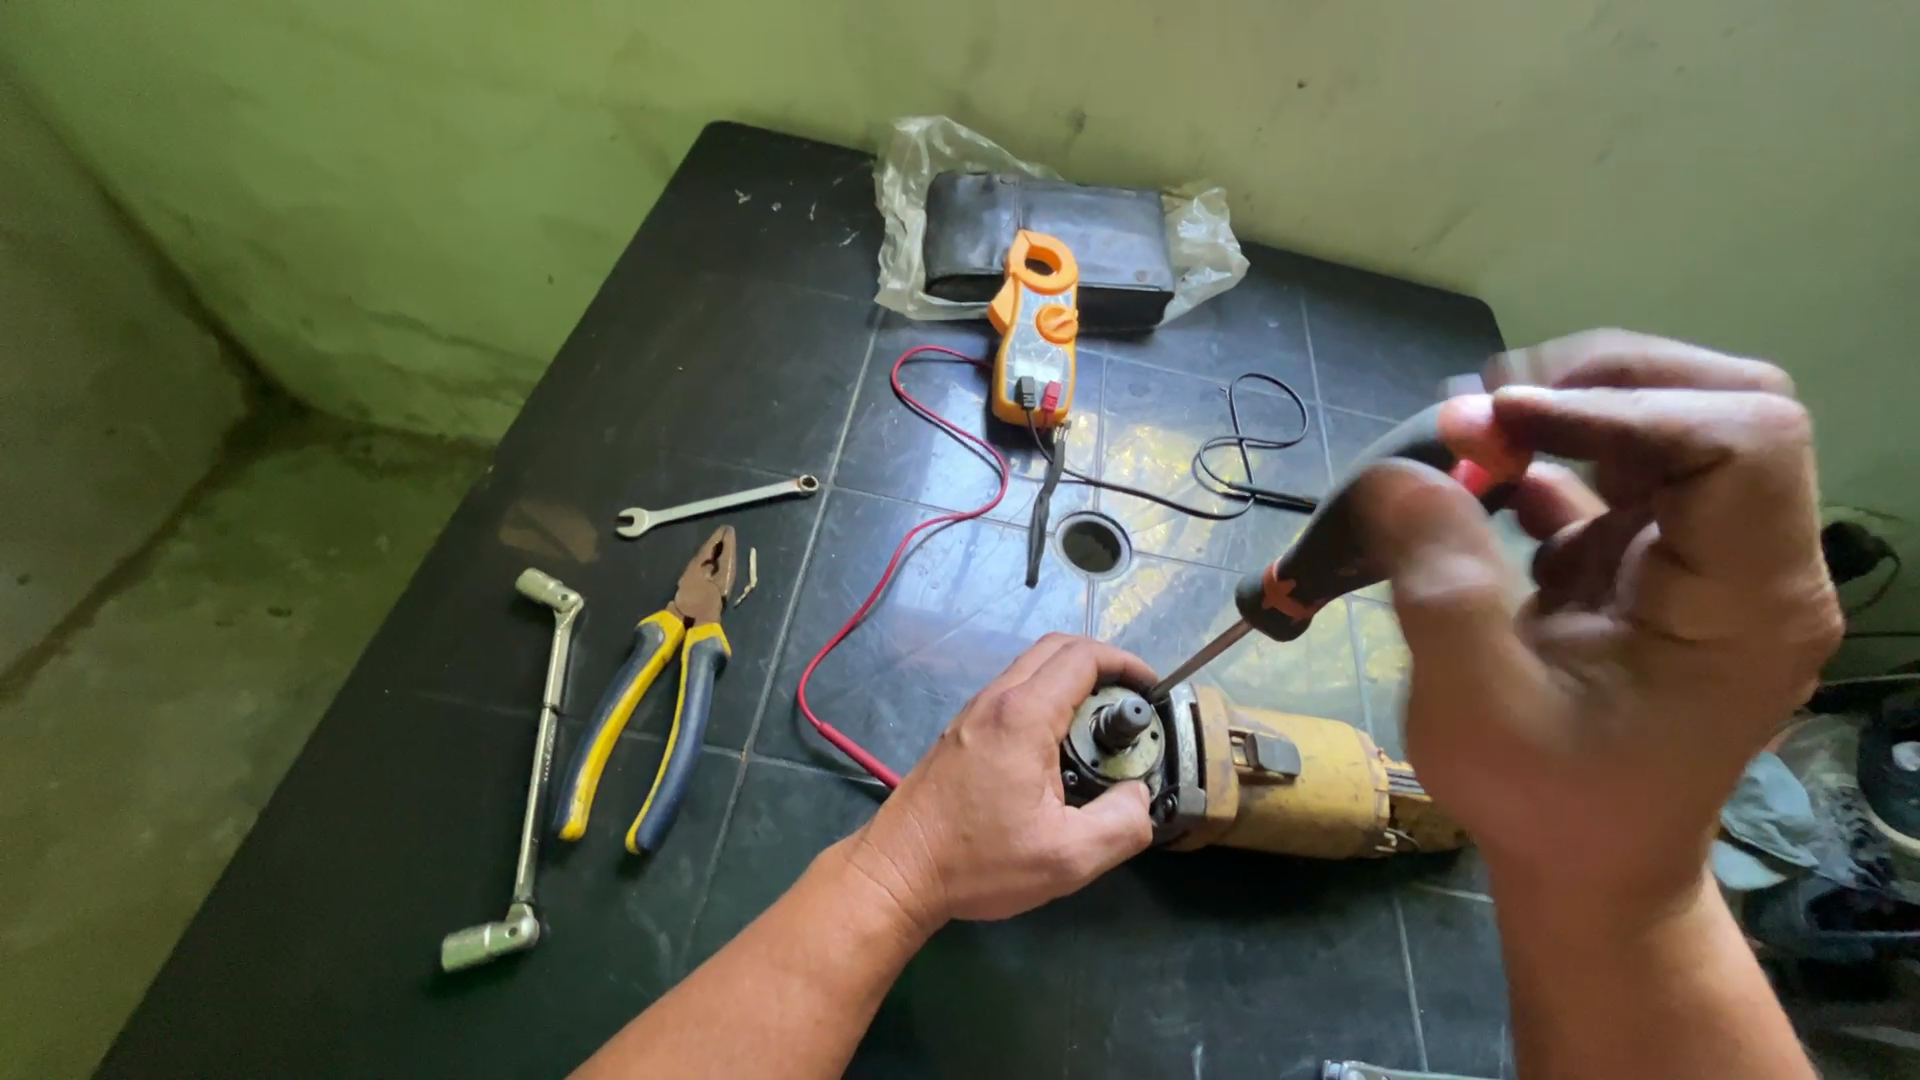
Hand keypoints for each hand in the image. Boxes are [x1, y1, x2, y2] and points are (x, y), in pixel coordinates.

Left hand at [841, 634, 1156, 932]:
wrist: (899, 869)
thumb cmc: (979, 863)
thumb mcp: (1067, 858)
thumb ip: (1121, 824)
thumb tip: (1139, 795)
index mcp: (1023, 716)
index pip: (1081, 657)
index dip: (1124, 662)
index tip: (1151, 689)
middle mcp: (996, 699)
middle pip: (1056, 648)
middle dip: (1102, 662)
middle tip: (1130, 703)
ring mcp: (974, 711)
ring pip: (1032, 667)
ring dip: (1072, 680)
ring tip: (1101, 727)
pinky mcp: (963, 728)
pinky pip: (1014, 691)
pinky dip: (1048, 696)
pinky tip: (1061, 745)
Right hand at [1354, 329, 1842, 910]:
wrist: (1584, 859)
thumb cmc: (1541, 798)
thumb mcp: (1474, 704)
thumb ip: (1441, 584)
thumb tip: (1399, 471)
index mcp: (1744, 600)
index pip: (1737, 442)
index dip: (1615, 407)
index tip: (1491, 424)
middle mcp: (1745, 561)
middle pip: (1724, 404)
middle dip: (1601, 380)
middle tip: (1487, 405)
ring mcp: (1696, 558)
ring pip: (1672, 421)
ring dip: (1570, 403)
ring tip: (1474, 427)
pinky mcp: (1643, 564)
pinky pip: (1615, 470)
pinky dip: (1548, 449)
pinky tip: (1483, 473)